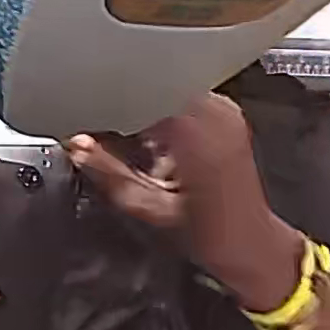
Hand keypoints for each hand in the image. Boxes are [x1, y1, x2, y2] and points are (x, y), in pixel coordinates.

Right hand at [67, 93, 302, 308]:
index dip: (108, 96)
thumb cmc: (209, 233)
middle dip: (123, 101)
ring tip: (127, 133)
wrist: (253, 244)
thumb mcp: (148, 208)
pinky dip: (159, 111)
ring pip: (165, 89)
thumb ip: (108, 172)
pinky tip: (151, 137)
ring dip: (142, 106)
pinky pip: (180, 97)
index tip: (85, 109)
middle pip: (153, 85)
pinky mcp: (225, 114)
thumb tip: (76, 144)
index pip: (140, 90)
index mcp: (196, 128)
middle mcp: (214, 110)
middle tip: (100, 125)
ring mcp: (223, 109)